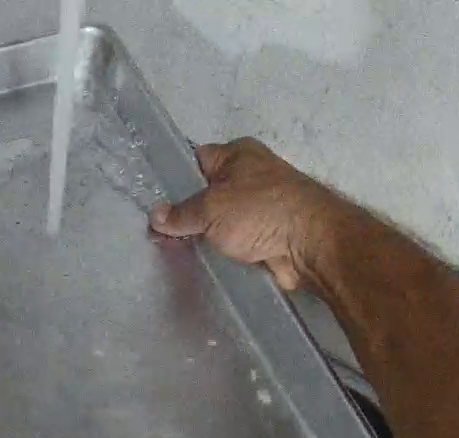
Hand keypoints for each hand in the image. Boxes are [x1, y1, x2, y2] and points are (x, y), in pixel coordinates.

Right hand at [149, 138, 347, 292]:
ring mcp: (255, 206)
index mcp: (237, 154)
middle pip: (203, 193)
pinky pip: (228, 240)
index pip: (195, 161)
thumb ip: (181, 214)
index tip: (150, 202)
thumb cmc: (260, 212)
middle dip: (183, 213)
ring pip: (215, 220)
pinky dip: (215, 249)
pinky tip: (195, 260)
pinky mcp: (260, 234)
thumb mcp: (212, 208)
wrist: (308, 244)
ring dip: (199, 235)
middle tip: (155, 233)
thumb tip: (154, 215)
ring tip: (170, 250)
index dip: (172, 180)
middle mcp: (247, 175)